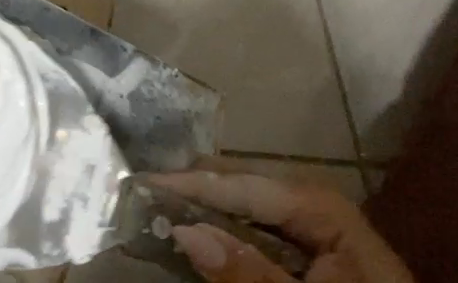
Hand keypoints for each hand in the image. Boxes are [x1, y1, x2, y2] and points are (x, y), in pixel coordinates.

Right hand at [148, 171, 414, 282]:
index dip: (186, 185)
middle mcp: (314, 204)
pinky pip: (258, 232)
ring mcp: (314, 228)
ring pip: (244, 209)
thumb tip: (183, 231)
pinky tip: (203, 241)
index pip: (237, 184)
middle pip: (238, 188)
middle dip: (193, 195)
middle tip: (143, 201)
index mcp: (319, 206)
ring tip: (162, 217)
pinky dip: (228, 235)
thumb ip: (249, 274)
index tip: (138, 184)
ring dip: (206, 216)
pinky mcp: (313, 253)